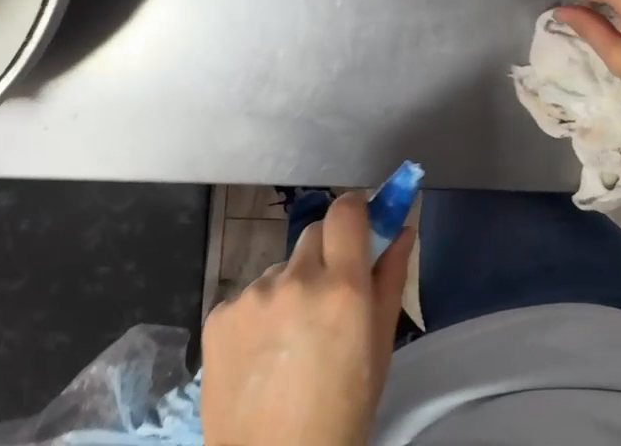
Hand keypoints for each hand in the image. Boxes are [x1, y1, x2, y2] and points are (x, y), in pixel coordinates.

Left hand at [201, 193, 413, 445]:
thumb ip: (391, 278)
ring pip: (280, 269)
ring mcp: (251, 296)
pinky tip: (261, 355)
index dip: (355, 211)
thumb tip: (402, 228)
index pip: (346, 210)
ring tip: (290, 342)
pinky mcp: (218, 315)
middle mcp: (295, 280)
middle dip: (326, 255)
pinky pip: (247, 297)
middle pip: (314, 234)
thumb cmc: (343, 411)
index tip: (361, 224)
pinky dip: (258, 316)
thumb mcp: (379, 347)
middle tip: (329, 298)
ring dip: (290, 289)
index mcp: (343, 288)